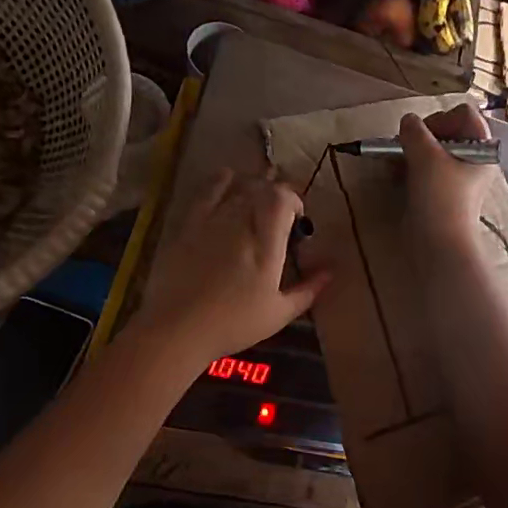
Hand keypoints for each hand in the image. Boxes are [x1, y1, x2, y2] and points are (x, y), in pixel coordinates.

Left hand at [128, 168, 329, 368]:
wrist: (176, 327)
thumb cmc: (233, 324)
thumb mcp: (278, 313)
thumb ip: (308, 290)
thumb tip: (331, 271)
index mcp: (266, 243)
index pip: (282, 198)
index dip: (294, 199)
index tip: (297, 219)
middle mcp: (241, 222)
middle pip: (263, 188)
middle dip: (276, 195)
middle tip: (280, 214)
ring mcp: (213, 220)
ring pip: (239, 186)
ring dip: (254, 188)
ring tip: (258, 200)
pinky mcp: (189, 223)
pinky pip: (208, 190)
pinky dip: (222, 181)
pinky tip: (228, 181)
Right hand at [399, 104, 493, 250]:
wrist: (439, 243)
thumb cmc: (440, 197)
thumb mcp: (426, 157)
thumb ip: (414, 131)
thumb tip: (407, 121)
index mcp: (481, 147)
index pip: (463, 114)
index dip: (441, 119)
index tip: (425, 137)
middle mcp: (473, 158)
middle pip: (447, 129)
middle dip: (423, 135)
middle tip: (407, 148)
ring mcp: (457, 175)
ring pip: (433, 148)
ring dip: (413, 150)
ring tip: (399, 162)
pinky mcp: (442, 190)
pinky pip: (426, 167)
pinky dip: (412, 166)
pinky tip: (398, 174)